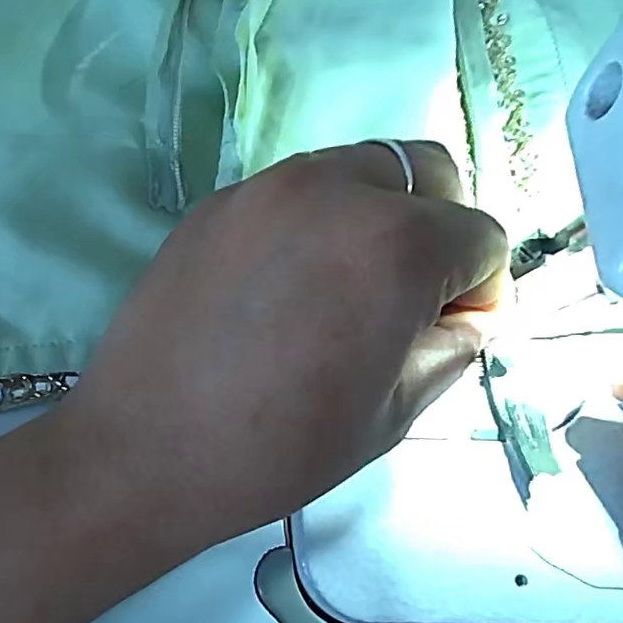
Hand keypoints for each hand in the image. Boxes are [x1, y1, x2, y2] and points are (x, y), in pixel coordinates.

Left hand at [0, 141, 505, 622]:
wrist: (141, 453)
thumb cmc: (274, 451)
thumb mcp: (392, 415)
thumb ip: (450, 347)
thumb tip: (465, 315)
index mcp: (392, 244)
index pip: (480, 238)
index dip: (478, 291)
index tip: (446, 331)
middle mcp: (331, 189)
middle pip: (426, 174)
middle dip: (435, 229)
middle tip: (403, 296)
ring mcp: (263, 187)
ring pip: (357, 170)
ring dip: (374, 217)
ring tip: (337, 287)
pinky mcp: (213, 204)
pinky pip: (291, 192)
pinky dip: (311, 222)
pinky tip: (277, 285)